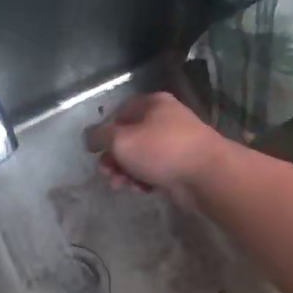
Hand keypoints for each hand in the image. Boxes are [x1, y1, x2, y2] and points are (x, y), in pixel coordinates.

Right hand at [84, 92, 229, 211]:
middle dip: (113, 157)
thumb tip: (88, 136)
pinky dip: (143, 179)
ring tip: (121, 185)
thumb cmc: (160, 150)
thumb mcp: (121, 140)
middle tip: (106, 173)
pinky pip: (153, 170)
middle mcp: (163, 119)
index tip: (95, 150)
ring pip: (138, 156)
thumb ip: (99, 136)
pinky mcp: (178, 164)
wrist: (204, 174)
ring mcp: (173, 142)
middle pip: (127, 137)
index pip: (119, 111)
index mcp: (152, 104)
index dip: (104, 131)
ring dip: (125, 172)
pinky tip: (142, 189)